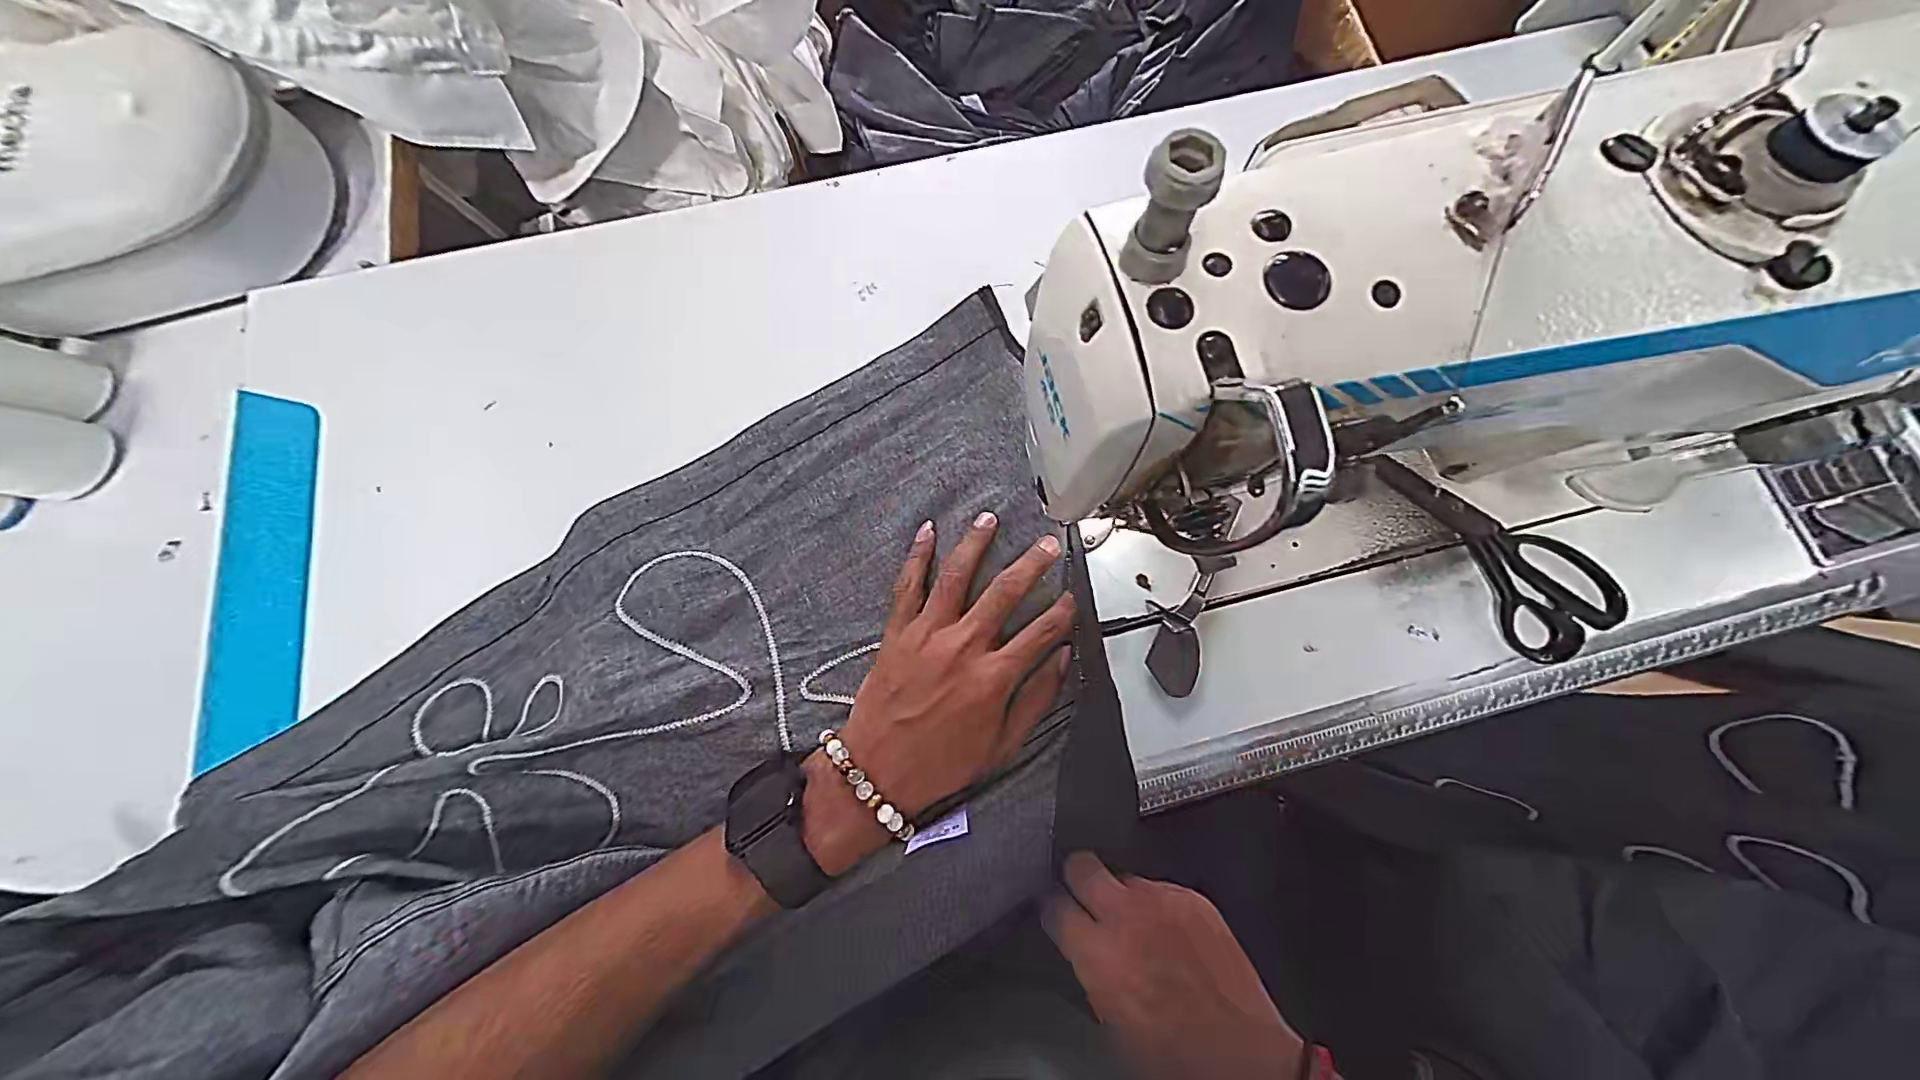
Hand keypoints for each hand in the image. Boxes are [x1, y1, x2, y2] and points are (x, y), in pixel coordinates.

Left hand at [801, 511, 1074, 874]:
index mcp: (993, 678)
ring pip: (957, 576)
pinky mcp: (898, 633)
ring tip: (990, 519)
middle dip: (1032, 564)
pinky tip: (927, 533)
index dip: (1062, 612)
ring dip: (976, 544)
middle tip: (1047, 545)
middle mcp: (963, 648)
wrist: (879, 771)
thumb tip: (1060, 661)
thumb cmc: (940, 764)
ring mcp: (928, 635)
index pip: (1041, 631)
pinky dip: (917, 557)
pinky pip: (908, 586)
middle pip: (1006, 592)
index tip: (1071, 597)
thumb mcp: (1002, 744)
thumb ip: (1036, 699)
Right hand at [1046, 853, 1308, 1079]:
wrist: (1245, 1056)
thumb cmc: (1180, 1056)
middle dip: (1077, 875)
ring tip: (1139, 925)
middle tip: (1082, 891)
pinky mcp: (1193, 898)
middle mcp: (1126, 917)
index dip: (1051, 907)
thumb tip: (1081, 950)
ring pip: (1125, 876)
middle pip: (1081, 865)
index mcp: (1098, 955)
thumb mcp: (1112, 1021)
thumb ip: (1090, 971)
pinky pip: (1162, 887)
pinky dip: (1161, 905)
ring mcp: (1162, 901)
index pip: (1054, 905)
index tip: (1054, 910)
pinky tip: (1171, 933)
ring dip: (1125, 896)